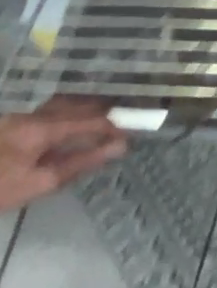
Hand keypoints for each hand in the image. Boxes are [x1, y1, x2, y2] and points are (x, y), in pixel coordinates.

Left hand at [0, 97, 127, 211]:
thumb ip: (83, 161)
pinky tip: (72, 127)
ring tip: (101, 123)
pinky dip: (65, 116)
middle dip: (102, 112)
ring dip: (82, 112)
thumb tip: (120, 145)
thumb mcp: (41, 182)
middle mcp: (26, 117)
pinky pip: (43, 113)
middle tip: (123, 123)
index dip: (116, 127)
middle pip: (73, 105)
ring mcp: (11, 119)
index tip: (132, 135)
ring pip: (57, 106)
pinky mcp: (4, 125)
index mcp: (39, 129)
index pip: (91, 121)